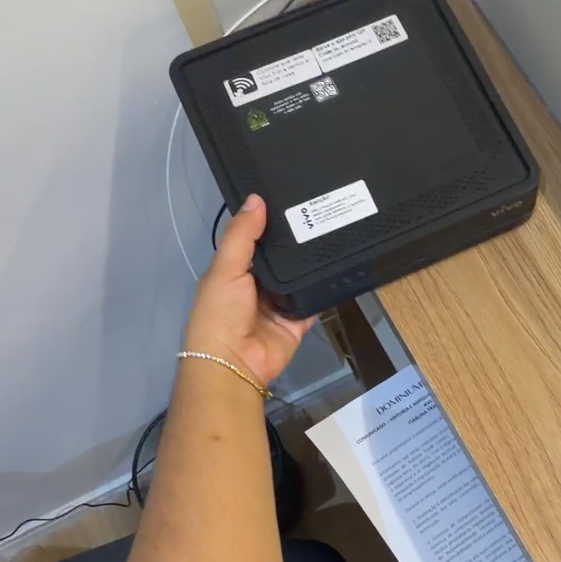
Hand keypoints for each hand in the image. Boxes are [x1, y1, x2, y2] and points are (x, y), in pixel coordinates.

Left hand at [182, 194, 315, 387]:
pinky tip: (339, 266)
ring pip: (298, 280)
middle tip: (319, 211)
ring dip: (311, 264)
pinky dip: (323, 290)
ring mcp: (278, 306)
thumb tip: (256, 199)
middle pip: (279, 260)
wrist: (234, 362)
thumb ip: (242, 235)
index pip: (253, 242)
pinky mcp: (297, 323)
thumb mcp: (226, 268)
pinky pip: (313, 303)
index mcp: (234, 273)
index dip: (267, 222)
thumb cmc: (221, 312)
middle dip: (295, 242)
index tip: (289, 198)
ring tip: (334, 231)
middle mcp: (257, 287)